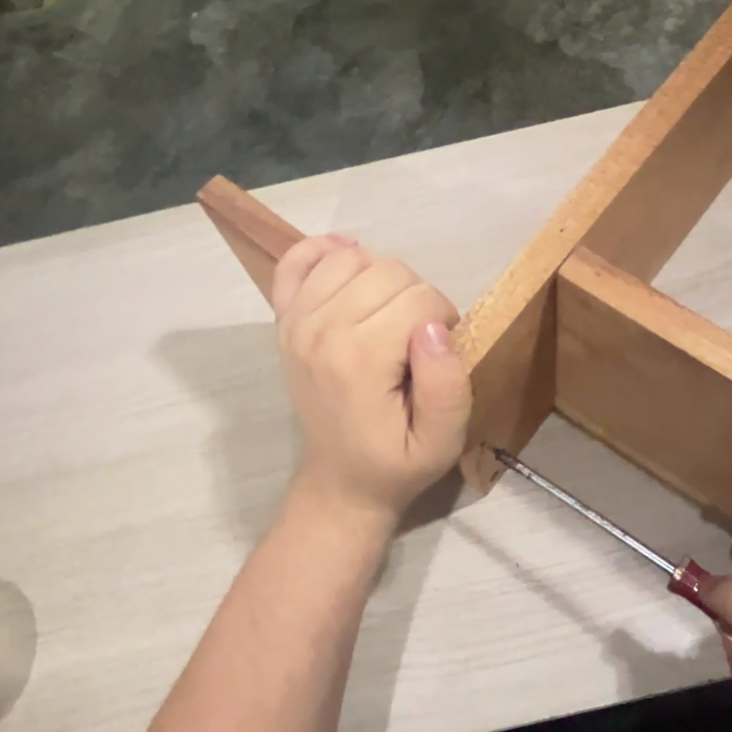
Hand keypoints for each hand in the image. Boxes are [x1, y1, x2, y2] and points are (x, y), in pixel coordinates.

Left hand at [270, 234, 470, 529]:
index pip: (420, 298)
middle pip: (389, 270)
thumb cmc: (397, 462)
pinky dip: (325, 251)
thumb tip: (434, 327)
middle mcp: (320, 329)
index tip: (439, 352)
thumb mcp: (441, 442)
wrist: (341, 480)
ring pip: (353, 257)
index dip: (444, 318)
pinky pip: (299, 259)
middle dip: (418, 297)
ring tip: (390, 314)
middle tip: (418, 338)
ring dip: (382, 277)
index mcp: (359, 359)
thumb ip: (447, 386)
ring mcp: (296, 320)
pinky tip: (349, 269)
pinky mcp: (285, 318)